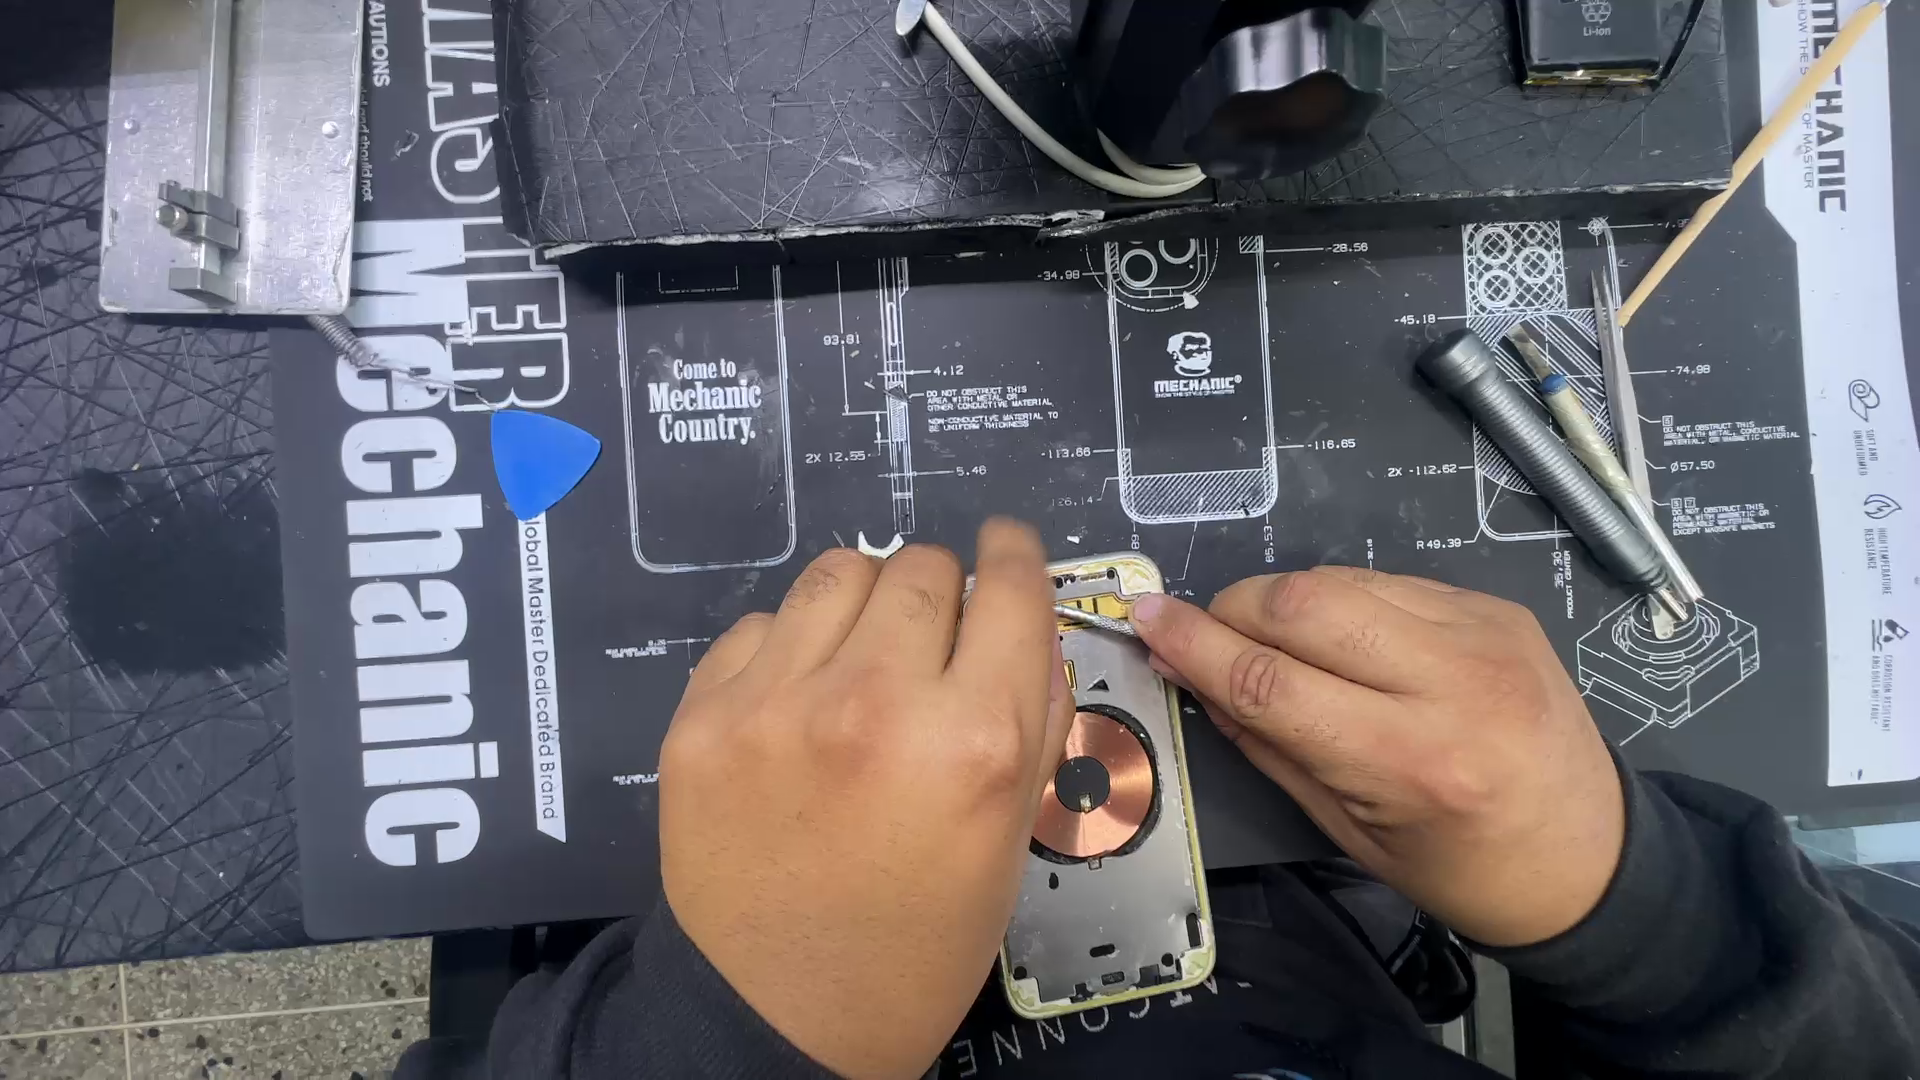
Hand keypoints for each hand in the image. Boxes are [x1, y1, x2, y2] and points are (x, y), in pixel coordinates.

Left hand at [659, 520, 1073, 1078]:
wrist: (776, 1016)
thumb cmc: (919, 933)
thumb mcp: (1011, 831)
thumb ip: (1032, 707)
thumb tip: (1020, 617)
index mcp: (973, 742)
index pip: (1011, 588)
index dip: (1016, 552)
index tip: (1006, 543)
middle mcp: (875, 703)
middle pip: (922, 564)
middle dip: (942, 592)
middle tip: (932, 643)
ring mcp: (777, 704)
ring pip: (842, 569)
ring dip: (869, 598)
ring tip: (864, 652)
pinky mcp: (702, 716)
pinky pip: (766, 620)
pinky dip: (795, 643)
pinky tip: (798, 699)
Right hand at [1132, 567, 1624, 947]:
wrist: (1595, 858)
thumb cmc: (1454, 864)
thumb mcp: (1340, 825)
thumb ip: (1258, 738)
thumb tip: (1191, 673)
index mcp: (1409, 761)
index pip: (1268, 680)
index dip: (1193, 643)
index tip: (1145, 617)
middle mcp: (1450, 682)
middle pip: (1298, 606)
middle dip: (1231, 611)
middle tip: (1209, 637)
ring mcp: (1480, 631)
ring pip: (1332, 579)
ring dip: (1276, 602)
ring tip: (1272, 640)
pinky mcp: (1492, 605)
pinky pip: (1377, 579)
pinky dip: (1331, 600)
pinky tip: (1338, 636)